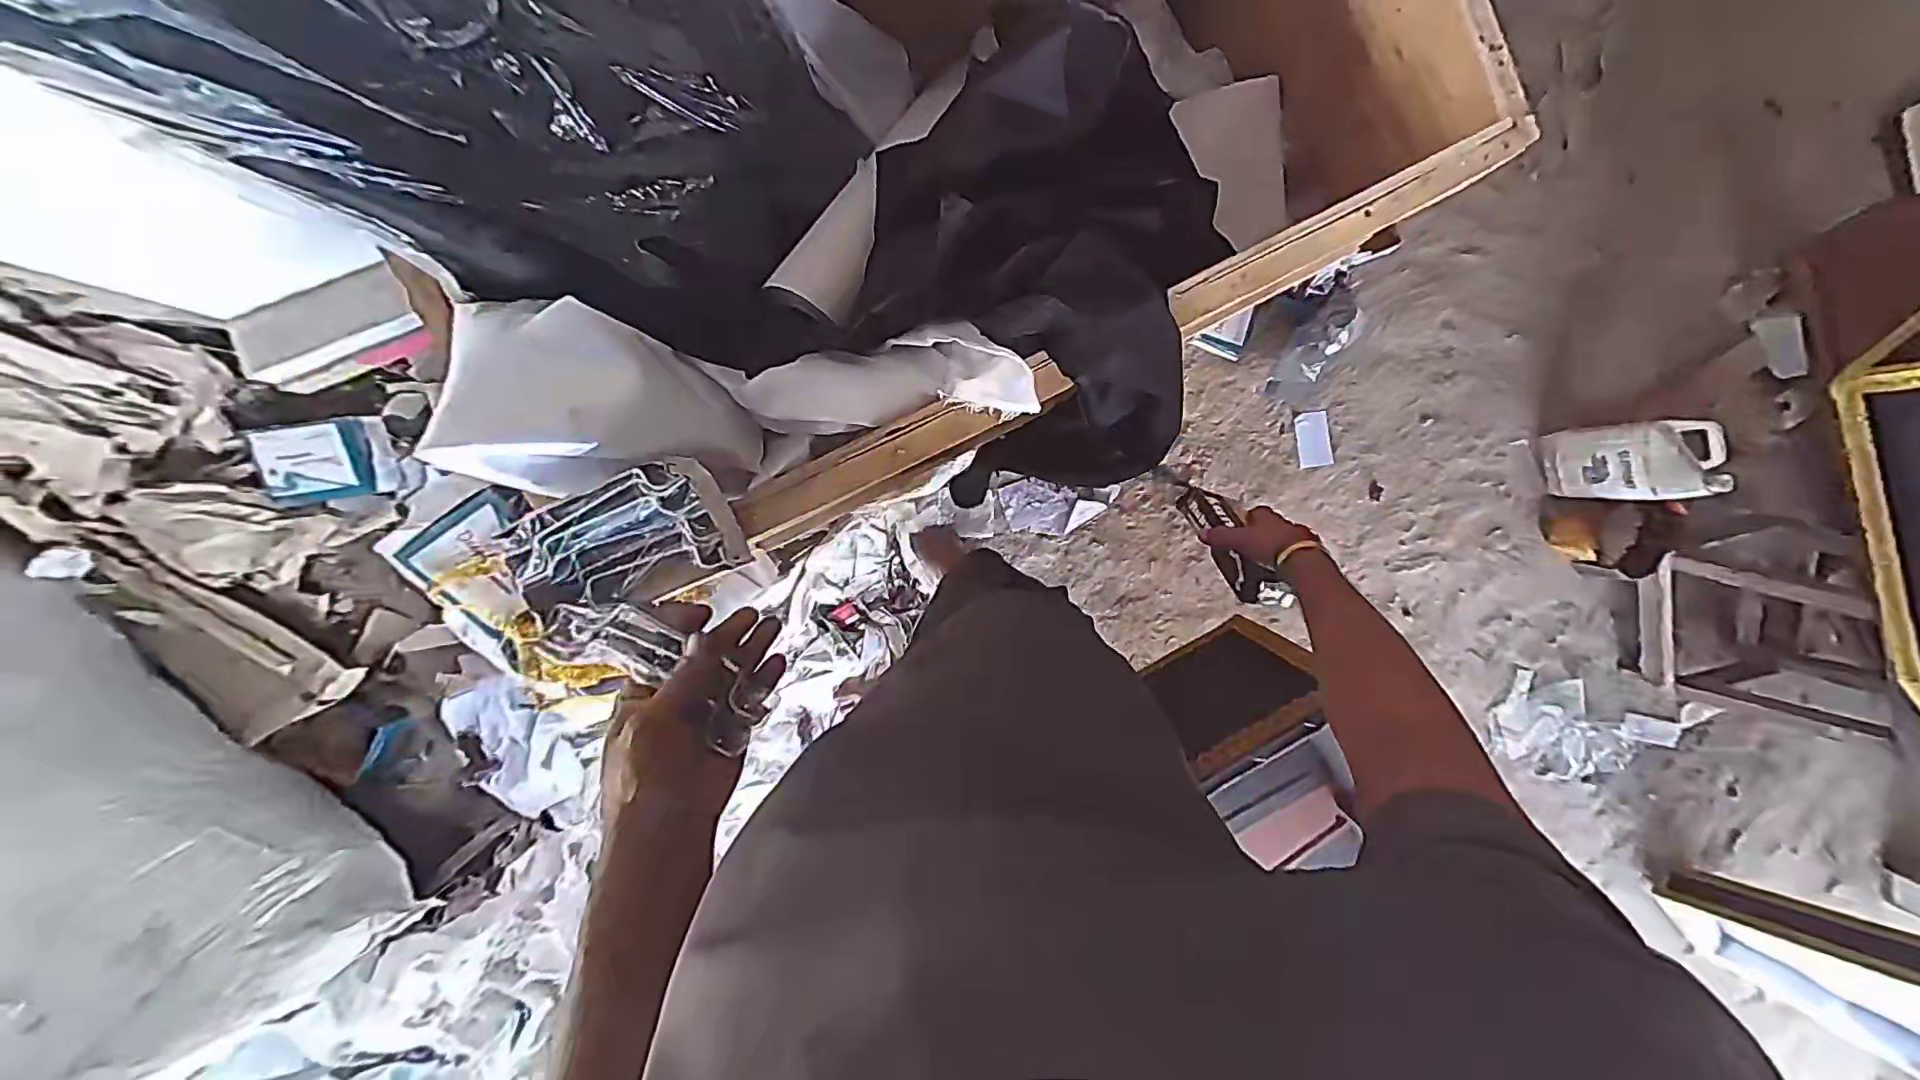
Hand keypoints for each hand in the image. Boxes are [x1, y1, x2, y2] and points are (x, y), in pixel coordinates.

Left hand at [602, 605, 785, 824]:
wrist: (668, 828)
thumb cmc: (644, 778)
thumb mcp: (656, 719)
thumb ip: (685, 677)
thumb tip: (704, 638)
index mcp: (644, 692)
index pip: (663, 647)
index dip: (682, 626)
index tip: (704, 613)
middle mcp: (676, 699)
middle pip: (705, 657)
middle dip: (729, 635)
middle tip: (752, 617)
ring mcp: (706, 715)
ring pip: (731, 674)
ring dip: (751, 651)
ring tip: (772, 628)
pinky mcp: (733, 731)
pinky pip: (750, 699)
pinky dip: (763, 680)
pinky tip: (775, 663)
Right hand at [1201, 506, 1320, 566]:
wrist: (1301, 561)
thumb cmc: (1270, 545)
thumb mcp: (1239, 541)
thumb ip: (1221, 536)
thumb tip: (1203, 533)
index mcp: (1265, 515)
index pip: (1253, 513)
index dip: (1245, 521)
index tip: (1238, 529)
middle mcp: (1283, 521)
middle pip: (1269, 525)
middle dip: (1260, 535)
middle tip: (1250, 548)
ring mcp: (1298, 535)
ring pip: (1283, 538)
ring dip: (1275, 547)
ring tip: (1265, 562)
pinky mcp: (1309, 550)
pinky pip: (1295, 552)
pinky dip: (1287, 558)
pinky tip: (1281, 568)